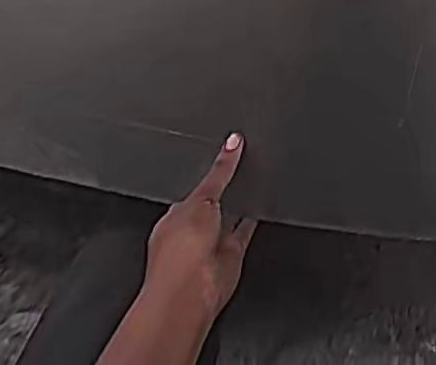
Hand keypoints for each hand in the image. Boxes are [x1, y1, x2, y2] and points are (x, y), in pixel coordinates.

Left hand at [144, 132, 258, 322]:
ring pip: (230, 215)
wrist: (190, 293)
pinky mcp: (232, 254)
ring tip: (253, 177)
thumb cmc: (178, 253)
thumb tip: (232, 141)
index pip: (196, 186)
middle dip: (225, 187)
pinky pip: (245, 231)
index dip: (209, 172)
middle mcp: (193, 230)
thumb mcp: (200, 198)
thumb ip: (220, 171)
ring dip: (240, 201)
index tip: (225, 152)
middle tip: (241, 162)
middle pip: (213, 201)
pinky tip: (260, 205)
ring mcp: (212, 243)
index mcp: (176, 215)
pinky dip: (252, 219)